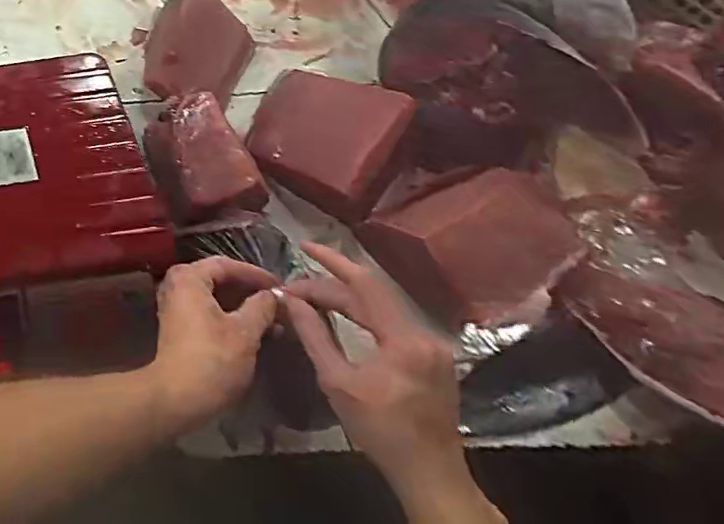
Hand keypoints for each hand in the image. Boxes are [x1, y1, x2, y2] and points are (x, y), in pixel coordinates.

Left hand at [142, 257, 279, 431]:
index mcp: (188, 277)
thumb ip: (261, 308)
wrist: (176, 397)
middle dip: (251, 292)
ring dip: (244, 307)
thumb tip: (274, 296)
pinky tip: (256, 333)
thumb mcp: (244, 333)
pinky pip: (208, 312)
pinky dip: (231, 318)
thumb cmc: (212, 360)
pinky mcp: (179, 326)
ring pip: (216, 298)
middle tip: (280, 303)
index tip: (280, 286)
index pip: (226, 265)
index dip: (255, 275)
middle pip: (220, 280)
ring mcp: (175, 306)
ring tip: (275, 321)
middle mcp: (177, 285)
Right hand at [281, 244, 488, 515]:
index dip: (332, 261)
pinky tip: (339, 315)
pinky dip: (362, 315)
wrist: (432, 477)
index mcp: (404, 339)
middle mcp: (423, 334)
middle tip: (294, 289)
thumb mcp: (338, 383)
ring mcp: (432, 345)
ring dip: (344, 299)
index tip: (304, 246)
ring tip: (310, 296)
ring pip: (380, 307)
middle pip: (370, 296)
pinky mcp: (432, 356)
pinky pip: (390, 322)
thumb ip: (314, 335)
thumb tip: (291, 300)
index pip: (365, 284)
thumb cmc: (382, 433)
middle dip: (329, 287)